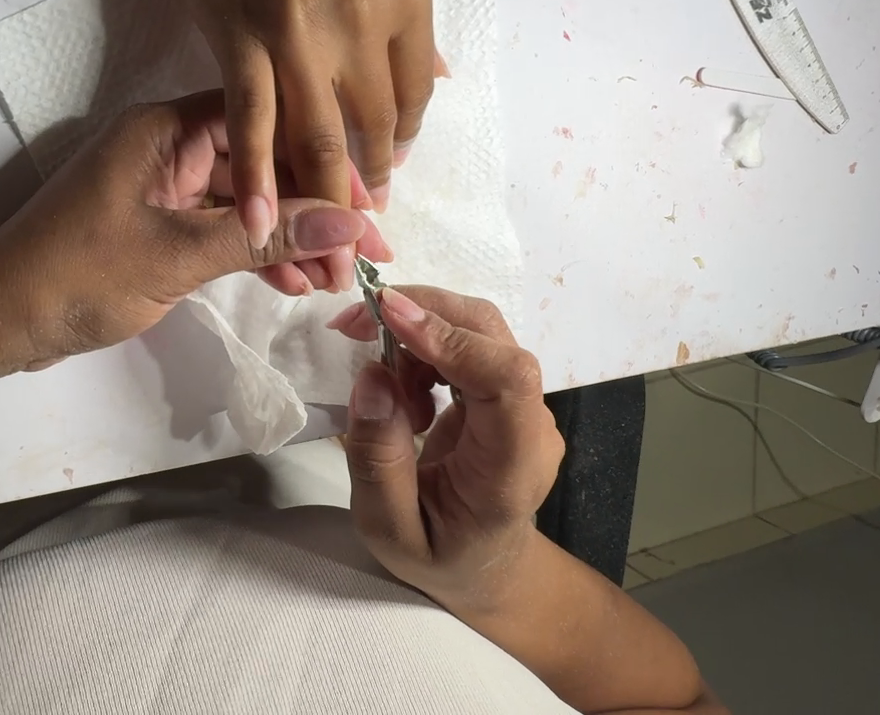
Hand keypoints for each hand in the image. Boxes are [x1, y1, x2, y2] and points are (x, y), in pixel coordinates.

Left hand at [0, 92, 388, 375]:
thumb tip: (349, 221)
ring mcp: (166, 187)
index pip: (263, 121)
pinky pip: (223, 228)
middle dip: (313, 209)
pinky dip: (255, 253)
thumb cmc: (76, 275)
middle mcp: (170, 146)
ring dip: (289, 237)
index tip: (370, 205)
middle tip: (366, 254)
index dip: (321, 159)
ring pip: (247, 201)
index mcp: (166, 129)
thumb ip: (262, 237)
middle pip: (261, 163)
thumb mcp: (175, 255)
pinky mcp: (162, 223)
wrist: (0, 318)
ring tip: (337, 278)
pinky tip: (294, 281)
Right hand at [153, 0, 439, 248]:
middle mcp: (362, 16)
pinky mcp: (240, 41)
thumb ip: (406, 15)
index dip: (402, 139)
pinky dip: (258, 180)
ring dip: (322, 196)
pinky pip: (254, 124)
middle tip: (360, 222)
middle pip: (372, 125)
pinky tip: (261, 224)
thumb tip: (437, 76)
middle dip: (369, 182)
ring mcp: (298, 32)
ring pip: (317, 137)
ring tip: (323, 240)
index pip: (414, 91)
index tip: (386, 164)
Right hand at [327, 286, 564, 613]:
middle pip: (490, 333)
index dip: (449, 337)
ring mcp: (521, 400)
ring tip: (379, 383)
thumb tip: (373, 374)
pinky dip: (418, 343)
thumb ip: (377, 460)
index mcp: (511, 467)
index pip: (506, 379)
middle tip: (350, 327)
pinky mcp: (502, 387)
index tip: (387, 315)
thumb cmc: (439, 554)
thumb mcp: (388, 527)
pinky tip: (400, 389)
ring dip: (412, 331)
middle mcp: (530, 422)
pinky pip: (462, 339)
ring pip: (473, 326)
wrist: (487, 566)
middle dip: (418, 312)